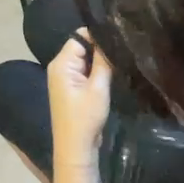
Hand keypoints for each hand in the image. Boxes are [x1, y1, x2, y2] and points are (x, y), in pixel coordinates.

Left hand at [48, 31, 113, 174]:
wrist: (76, 147)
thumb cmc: (85, 118)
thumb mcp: (98, 88)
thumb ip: (103, 61)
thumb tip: (110, 37)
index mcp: (61, 64)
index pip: (79, 37)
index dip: (98, 35)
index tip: (119, 37)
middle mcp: (59, 67)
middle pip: (81, 46)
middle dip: (100, 47)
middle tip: (124, 49)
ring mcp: (64, 78)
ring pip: (85, 59)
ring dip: (100, 61)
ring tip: (121, 59)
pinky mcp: (71, 88)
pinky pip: (85, 71)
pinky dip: (97, 71)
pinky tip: (112, 72)